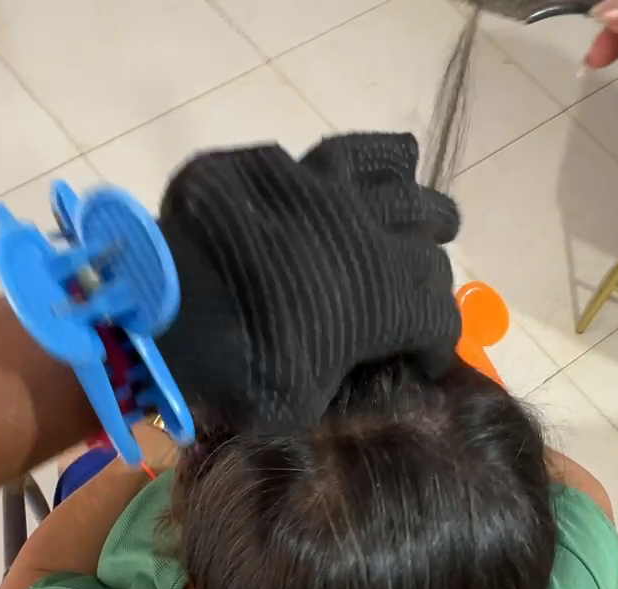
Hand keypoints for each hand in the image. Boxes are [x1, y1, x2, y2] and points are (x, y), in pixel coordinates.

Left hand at [154, 133, 461, 431]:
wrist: (177, 307)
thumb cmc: (247, 370)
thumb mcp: (304, 403)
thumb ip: (335, 376)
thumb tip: (342, 363)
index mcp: (386, 303)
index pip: (436, 320)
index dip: (440, 344)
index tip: (431, 361)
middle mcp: (372, 238)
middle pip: (426, 250)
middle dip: (435, 273)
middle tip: (432, 279)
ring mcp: (326, 194)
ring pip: (394, 179)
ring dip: (416, 199)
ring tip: (423, 201)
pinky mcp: (280, 169)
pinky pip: (328, 156)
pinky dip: (350, 166)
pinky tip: (348, 172)